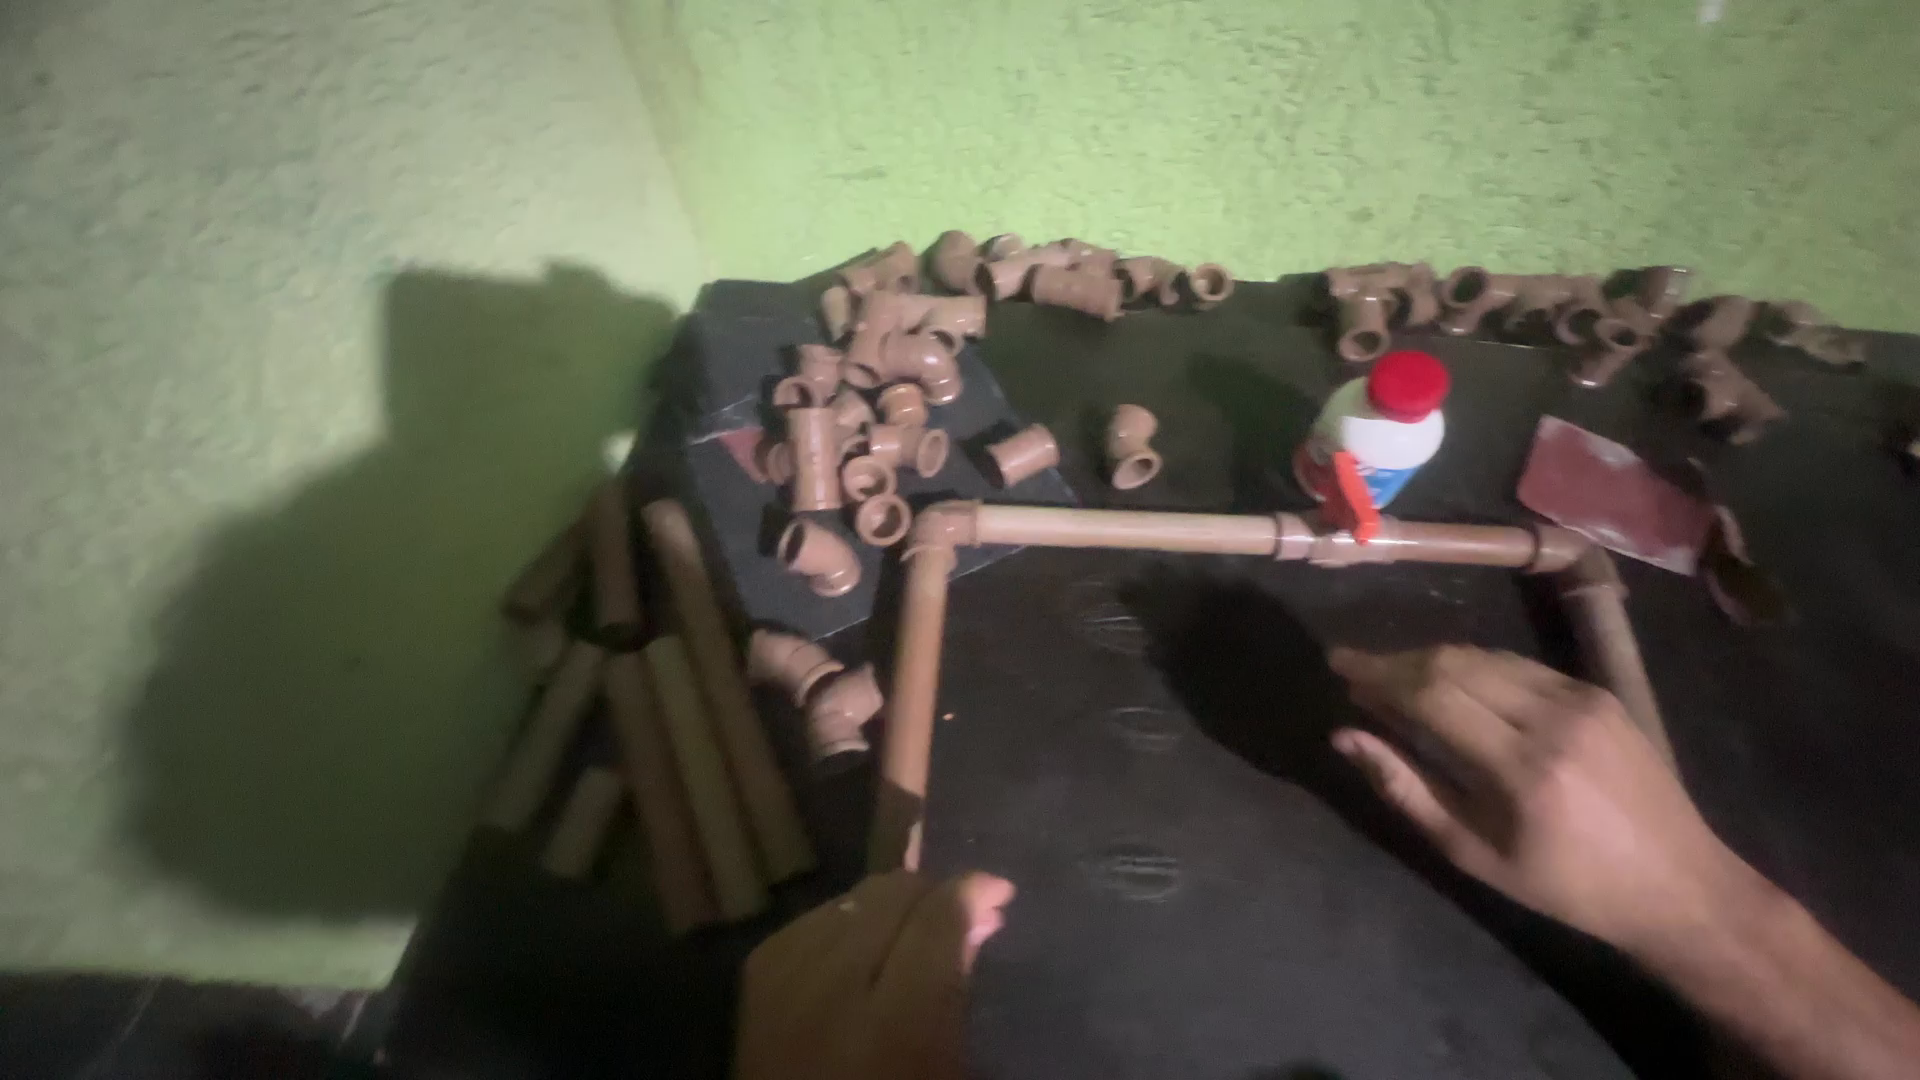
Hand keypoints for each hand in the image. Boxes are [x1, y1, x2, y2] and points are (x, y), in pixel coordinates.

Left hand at [734, 870, 1014, 1079]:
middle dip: (935, 893)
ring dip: (893, 905)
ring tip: (912, 930)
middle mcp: (832, 982)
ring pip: (860, 893)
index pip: (939, 917)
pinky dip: (851, 919)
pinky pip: (822, 912)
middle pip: (896, 892)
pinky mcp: (760, 964)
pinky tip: (863, 946)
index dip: (974, 891)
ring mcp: (788, 968)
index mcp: (892, 1024)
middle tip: (959, 914)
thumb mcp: (941, 1065)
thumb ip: (959, 986)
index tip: (999, 892)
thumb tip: (982, 914)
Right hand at [1327, 645, 1744, 953]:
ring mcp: (1582, 701)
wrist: (1684, 888)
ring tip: (1390, 673)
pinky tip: (1446, 679)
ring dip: (1426, 659)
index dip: (1377, 674)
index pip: (1431, 695)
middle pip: (1452, 665)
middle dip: (1393, 661)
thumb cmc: (1564, 884)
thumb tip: (1344, 737)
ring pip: (1481, 656)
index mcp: (1521, 768)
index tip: (1337, 665)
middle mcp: (1553, 720)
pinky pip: (1514, 664)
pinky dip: (1468, 664)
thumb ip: (1404, 788)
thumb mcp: (1471, 851)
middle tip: (1354, 667)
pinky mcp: (1598, 695)